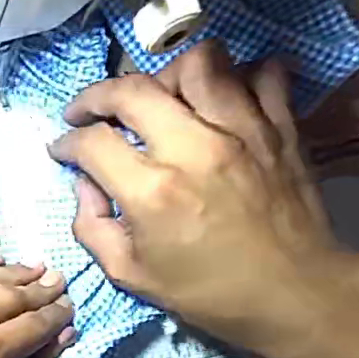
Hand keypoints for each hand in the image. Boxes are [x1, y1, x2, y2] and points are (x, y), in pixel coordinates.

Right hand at [49, 40, 358, 357]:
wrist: (295, 295)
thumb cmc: (210, 294)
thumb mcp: (134, 277)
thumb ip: (94, 228)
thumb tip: (85, 186)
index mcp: (152, 192)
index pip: (92, 142)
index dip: (66, 142)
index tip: (63, 149)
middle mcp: (194, 147)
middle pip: (131, 90)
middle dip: (95, 96)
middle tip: (89, 113)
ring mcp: (243, 130)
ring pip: (198, 62)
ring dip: (167, 76)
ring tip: (161, 101)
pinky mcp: (281, 126)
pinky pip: (262, 73)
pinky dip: (238, 78)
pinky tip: (222, 101)